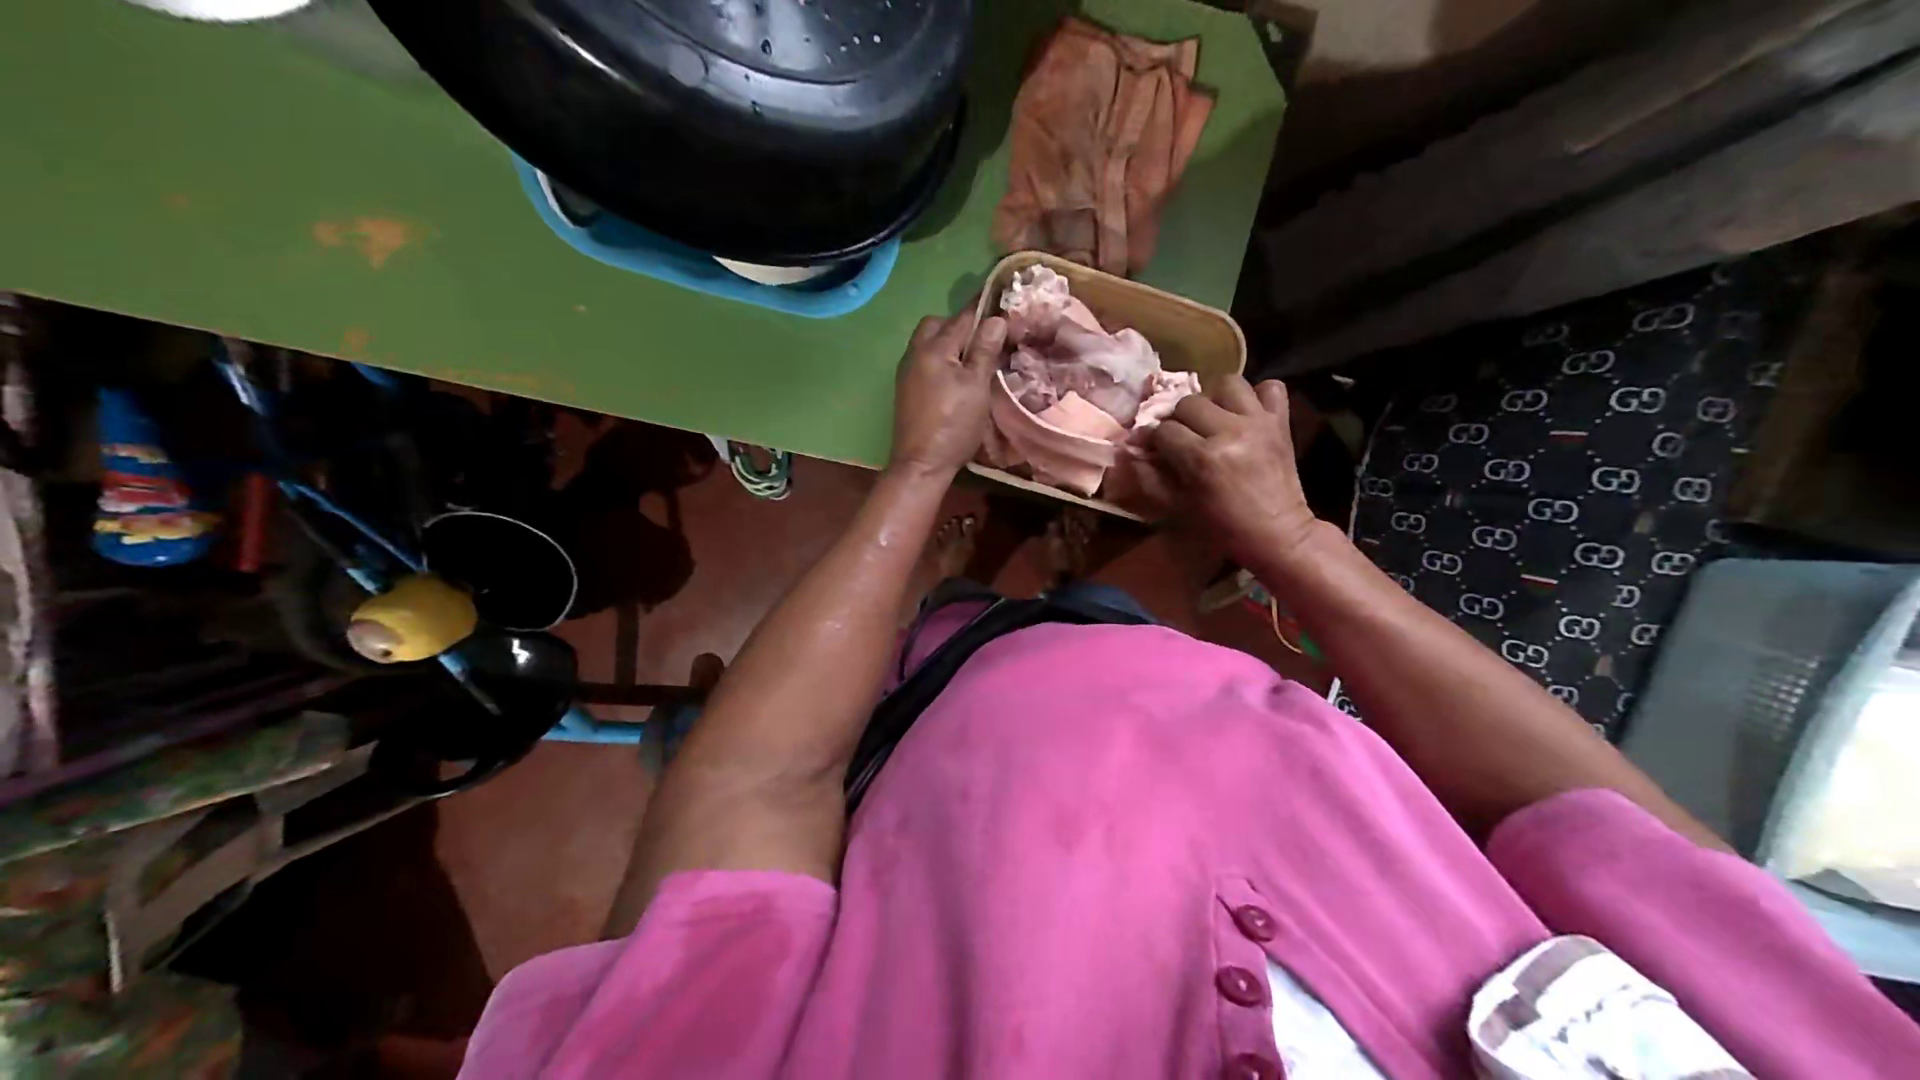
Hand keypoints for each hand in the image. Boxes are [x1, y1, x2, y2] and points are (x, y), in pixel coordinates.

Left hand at [889, 309, 1007, 476]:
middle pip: (937, 325)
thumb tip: (996, 319)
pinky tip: (955, 378)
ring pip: (928, 343)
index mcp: (934, 348)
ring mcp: (907, 372)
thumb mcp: (976, 387)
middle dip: (959, 326)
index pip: (962, 317)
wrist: (921, 463)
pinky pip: (925, 361)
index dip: (983, 309)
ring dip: (949, 344)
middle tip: (983, 342)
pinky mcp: (906, 390)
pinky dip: (941, 360)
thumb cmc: (953, 424)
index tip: (1001, 300)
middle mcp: (915, 353)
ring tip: (972, 362)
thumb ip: (984, 351)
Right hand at [1144, 375, 1319, 565]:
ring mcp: (1259, 422)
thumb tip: (1130, 451)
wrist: (1276, 535)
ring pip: (1227, 384)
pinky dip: (1256, 396)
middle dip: (1180, 419)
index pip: (1164, 430)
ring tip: (1214, 419)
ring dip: (1214, 399)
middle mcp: (1230, 432)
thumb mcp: (1176, 508)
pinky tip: (1245, 414)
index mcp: (1202, 458)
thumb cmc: (1221, 527)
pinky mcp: (1281, 422)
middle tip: (1183, 437)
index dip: (1154, 439)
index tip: (1155, 450)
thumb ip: (1148, 478)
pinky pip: (1271, 387)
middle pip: (1190, 402)